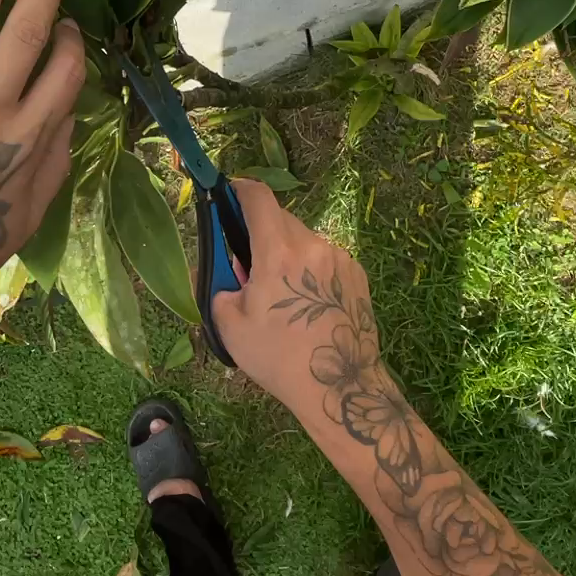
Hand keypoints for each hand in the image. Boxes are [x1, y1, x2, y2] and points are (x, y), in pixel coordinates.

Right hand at [208, 181, 385, 419]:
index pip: (258, 198)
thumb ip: (218, 287)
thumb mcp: (230, 325)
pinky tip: (308, 301)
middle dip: (260, 231)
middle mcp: (312, 245)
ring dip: (287, 252)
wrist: (341, 387)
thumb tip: (221, 270)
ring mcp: (339, 257)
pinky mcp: (357, 272)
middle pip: (280, 218)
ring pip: (303, 239)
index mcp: (278, 254)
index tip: (229, 192)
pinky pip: (324, 256)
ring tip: (283, 292)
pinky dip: (310, 267)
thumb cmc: (279, 358)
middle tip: (250, 267)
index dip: (240, 188)